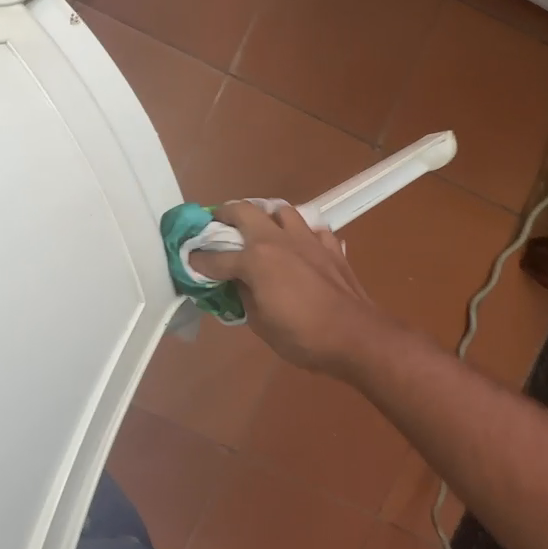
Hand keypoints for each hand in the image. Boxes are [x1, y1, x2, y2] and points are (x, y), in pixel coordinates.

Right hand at [187, 200, 398, 375]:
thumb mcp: (259, 323)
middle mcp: (277, 240)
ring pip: (281, 210)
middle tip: (217, 223)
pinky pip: (313, 229)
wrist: (358, 338)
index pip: (215, 257)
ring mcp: (307, 240)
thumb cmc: (303, 336)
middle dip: (225, 214)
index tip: (188, 261)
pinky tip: (300, 247)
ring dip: (266, 216)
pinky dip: (303, 234)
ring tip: (260, 229)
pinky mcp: (330, 248)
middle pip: (244, 211)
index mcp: (254, 259)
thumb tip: (236, 284)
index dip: (198, 260)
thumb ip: (243, 296)